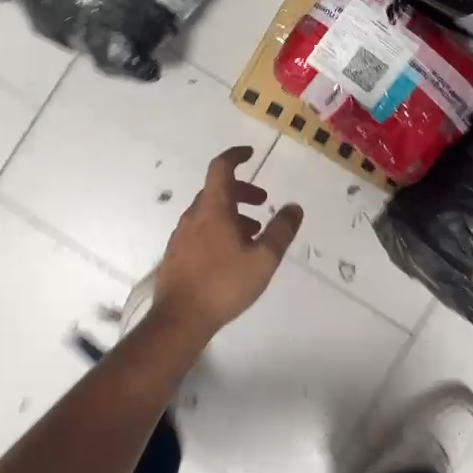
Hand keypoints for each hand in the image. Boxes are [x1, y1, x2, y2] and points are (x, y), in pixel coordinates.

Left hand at [151, 146, 303, 340]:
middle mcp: (193, 216)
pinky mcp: (177, 254)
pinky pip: (201, 229)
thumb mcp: (263, 259)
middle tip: (264, 202)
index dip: (235, 156)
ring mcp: (181, 235)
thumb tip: (294, 207)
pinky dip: (220, 229)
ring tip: (254, 233)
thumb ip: (281, 231)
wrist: (180, 319)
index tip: (251, 153)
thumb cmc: (223, 284)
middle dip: (242, 190)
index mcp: (212, 208)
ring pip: (209, 212)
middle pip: (216, 190)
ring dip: (232, 213)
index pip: (221, 168)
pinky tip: (233, 254)